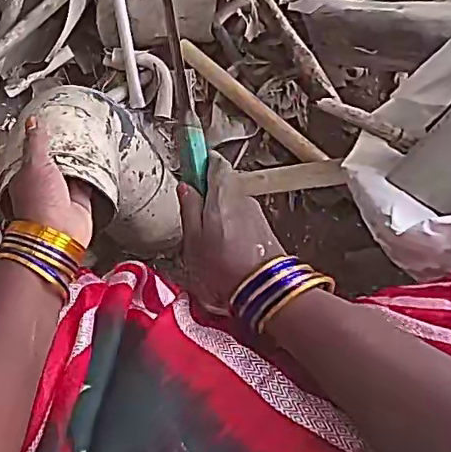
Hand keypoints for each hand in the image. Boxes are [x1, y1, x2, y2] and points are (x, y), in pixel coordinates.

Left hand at [9, 117, 94, 246]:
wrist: (59, 231)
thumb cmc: (38, 205)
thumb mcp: (35, 164)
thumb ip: (36, 142)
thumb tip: (32, 122)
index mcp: (24, 177)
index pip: (29, 155)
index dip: (36, 143)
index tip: (43, 129)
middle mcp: (42, 187)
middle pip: (52, 164)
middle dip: (59, 152)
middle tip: (67, 135)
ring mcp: (61, 195)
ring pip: (70, 174)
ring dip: (76, 163)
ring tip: (84, 146)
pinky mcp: (79, 203)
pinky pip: (86, 185)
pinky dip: (91, 176)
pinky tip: (95, 166)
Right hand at [177, 151, 285, 317]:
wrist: (264, 289)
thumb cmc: (224, 265)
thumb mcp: (192, 238)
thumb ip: (189, 207)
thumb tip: (186, 187)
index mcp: (222, 194)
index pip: (214, 162)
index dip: (201, 162)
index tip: (190, 167)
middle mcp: (242, 197)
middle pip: (222, 184)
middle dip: (207, 195)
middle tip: (192, 216)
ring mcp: (255, 212)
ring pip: (231, 203)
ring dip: (219, 213)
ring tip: (207, 239)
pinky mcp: (263, 227)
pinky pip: (240, 218)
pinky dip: (231, 226)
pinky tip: (224, 247)